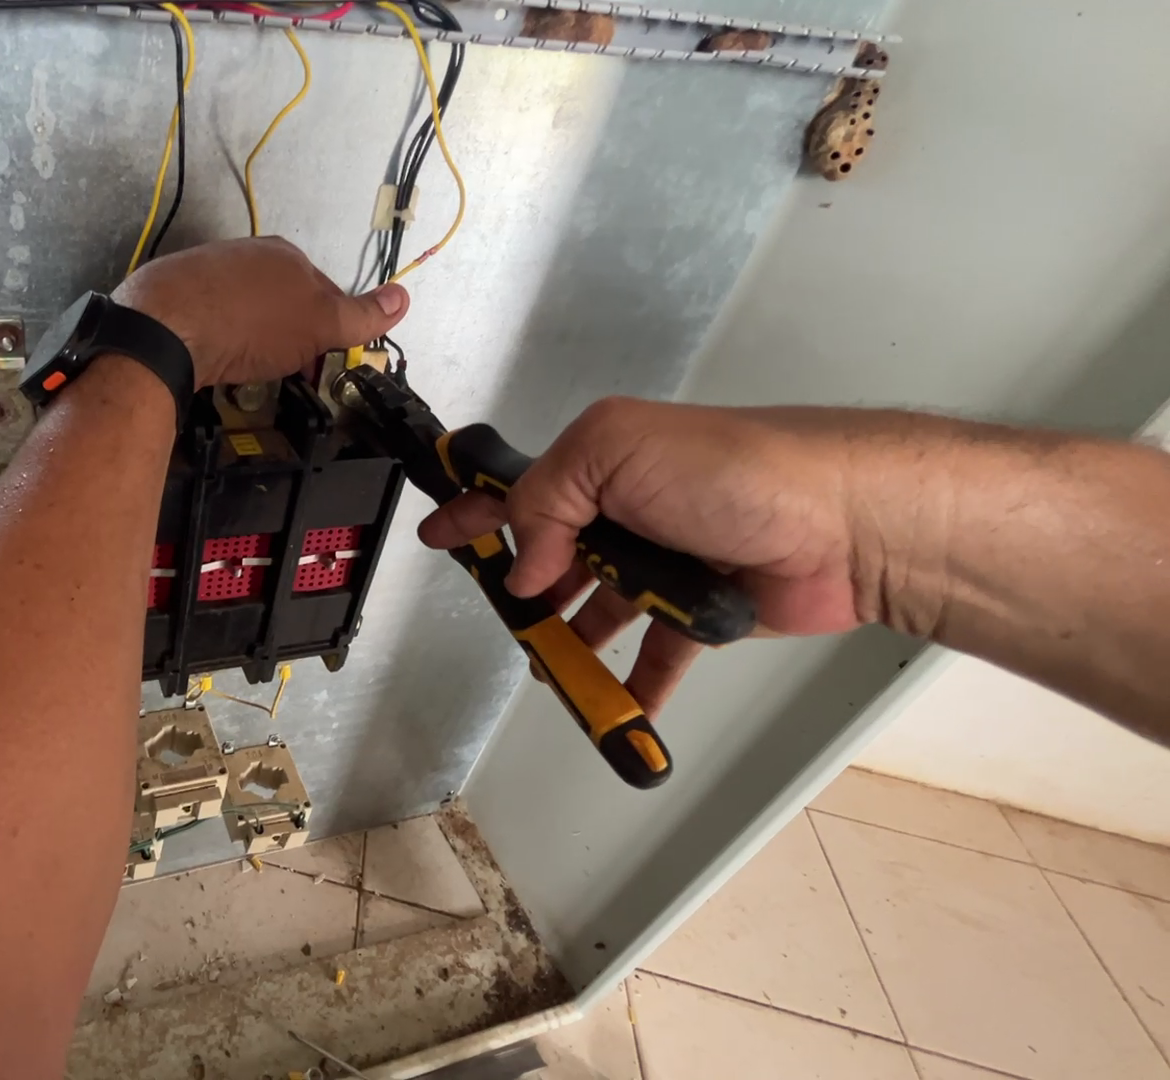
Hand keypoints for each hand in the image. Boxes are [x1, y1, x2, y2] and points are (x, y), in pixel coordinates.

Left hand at [113, 237, 408, 387]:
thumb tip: (405, 297)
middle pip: (283, 299)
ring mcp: (209, 269)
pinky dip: (219, 337)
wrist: (169, 324)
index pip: (325, 292)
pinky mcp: (177, 292)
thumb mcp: (319, 325)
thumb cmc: (254, 325)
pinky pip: (211, 317)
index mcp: (289, 255)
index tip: (320, 365)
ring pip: (246, 307)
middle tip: (284, 371)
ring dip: (252, 337)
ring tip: (246, 368)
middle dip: (289, 334)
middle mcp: (249, 253)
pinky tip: (213, 356)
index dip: (328, 331)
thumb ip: (360, 316)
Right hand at [418, 399, 953, 712]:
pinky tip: (614, 712)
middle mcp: (618, 513)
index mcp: (592, 468)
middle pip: (546, 558)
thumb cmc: (721, 474)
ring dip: (564, 642)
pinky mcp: (690, 613)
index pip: (512, 490)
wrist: (848, 522)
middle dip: (518, 587)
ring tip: (547, 668)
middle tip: (504, 616)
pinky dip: (629, 686)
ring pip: (588, 611)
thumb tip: (526, 575)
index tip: (435, 537)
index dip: (470, 512)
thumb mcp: (611, 455)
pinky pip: (648, 655)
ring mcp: (653, 565)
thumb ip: (546, 505)